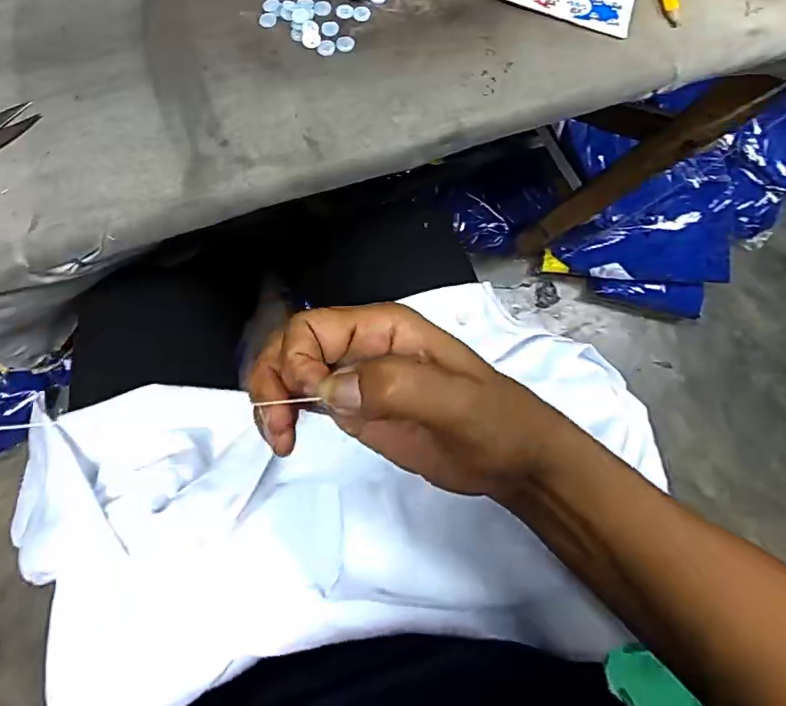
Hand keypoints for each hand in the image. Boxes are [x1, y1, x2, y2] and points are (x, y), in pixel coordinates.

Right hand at [246, 303, 575, 498]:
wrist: (514, 458)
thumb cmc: (495, 422)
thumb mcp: (456, 402)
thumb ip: (397, 387)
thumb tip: (330, 388)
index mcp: (386, 328)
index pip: (314, 326)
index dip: (296, 360)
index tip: (309, 403)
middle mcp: (365, 345)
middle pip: (293, 343)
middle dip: (271, 377)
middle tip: (278, 428)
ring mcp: (359, 376)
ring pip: (291, 369)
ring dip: (271, 396)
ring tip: (280, 437)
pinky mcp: (357, 407)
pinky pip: (306, 397)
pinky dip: (284, 411)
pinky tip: (287, 437)